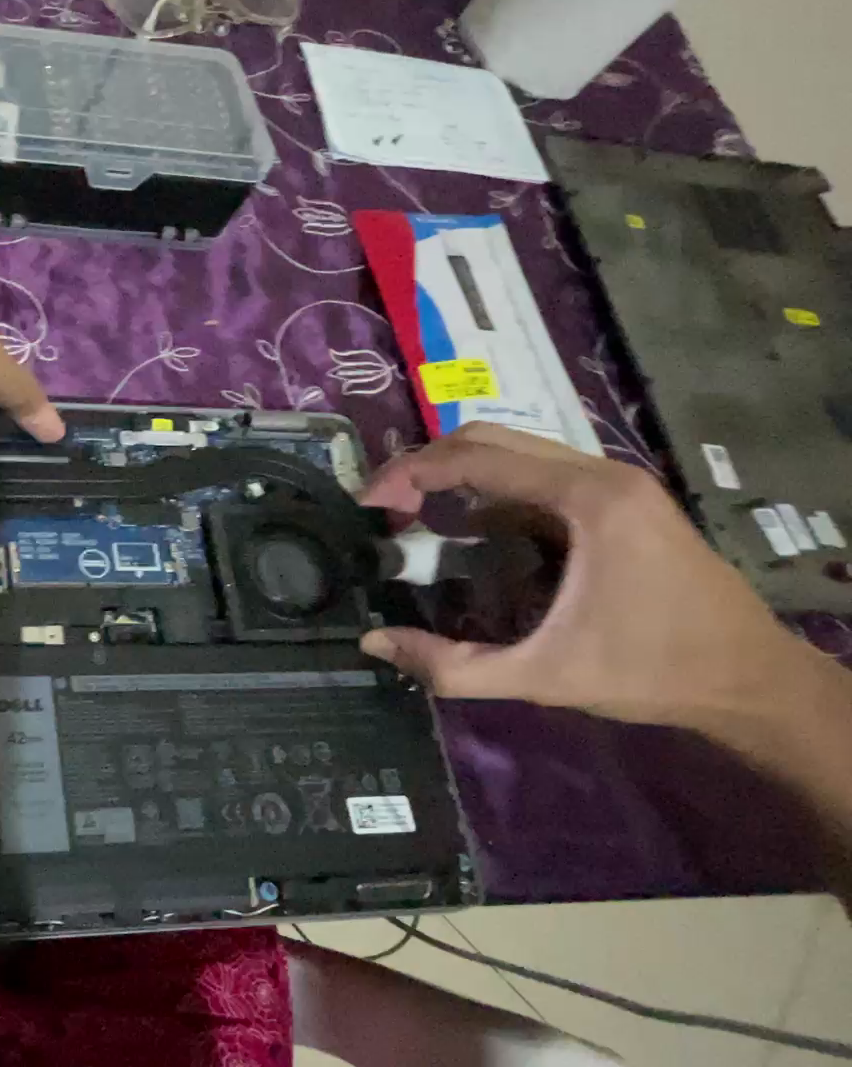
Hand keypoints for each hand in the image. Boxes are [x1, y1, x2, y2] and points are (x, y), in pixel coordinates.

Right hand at [357, 422, 831, 735]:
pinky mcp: (615, 500)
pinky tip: (466, 532)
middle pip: (486, 439)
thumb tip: (372, 642)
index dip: (407, 474)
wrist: (754, 682)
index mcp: (587, 500)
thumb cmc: (651, 671)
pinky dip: (484, 490)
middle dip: (422, 466)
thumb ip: (450, 664)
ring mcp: (612, 484)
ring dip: (451, 474)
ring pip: (509, 451)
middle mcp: (600, 474)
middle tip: (384, 508)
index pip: (473, 457)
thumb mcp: (540, 676)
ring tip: (413, 516)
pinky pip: (532, 475)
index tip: (368, 506)